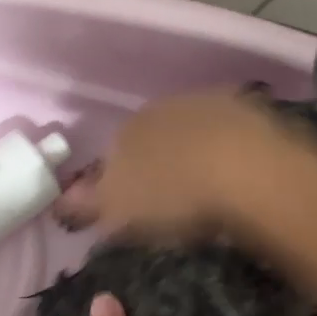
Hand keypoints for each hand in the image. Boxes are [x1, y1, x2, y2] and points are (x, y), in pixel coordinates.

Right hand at [96, 92, 316, 239]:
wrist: (250, 170)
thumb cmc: (173, 195)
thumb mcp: (118, 211)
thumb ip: (87, 205)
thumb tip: (63, 200)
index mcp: (124, 131)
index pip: (113, 155)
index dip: (119, 183)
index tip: (132, 210)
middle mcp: (162, 108)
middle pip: (153, 139)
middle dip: (157, 164)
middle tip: (172, 201)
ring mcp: (209, 104)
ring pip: (192, 132)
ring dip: (195, 154)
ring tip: (210, 191)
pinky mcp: (253, 110)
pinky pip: (232, 135)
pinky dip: (231, 152)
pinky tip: (242, 177)